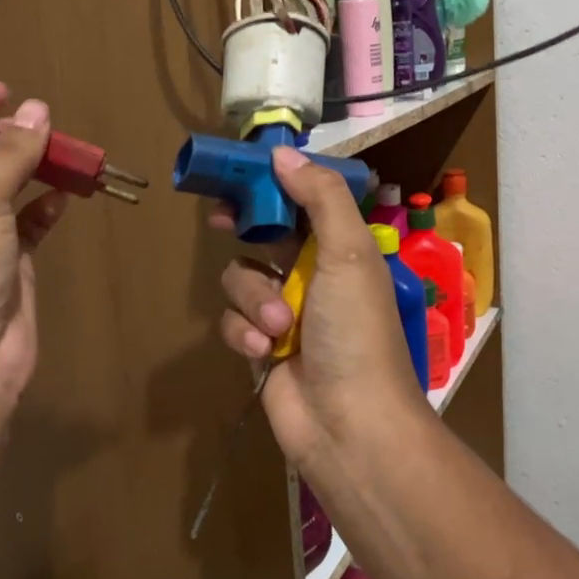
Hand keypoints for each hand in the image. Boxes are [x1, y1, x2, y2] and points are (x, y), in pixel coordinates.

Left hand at [0, 82, 66, 418]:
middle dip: (7, 138)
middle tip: (48, 125)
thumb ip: (10, 153)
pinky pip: (28, 226)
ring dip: (34, 170)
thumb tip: (37, 109)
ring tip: (69, 155)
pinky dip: (46, 209)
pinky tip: (66, 198)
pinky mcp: (5, 269)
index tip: (8, 91)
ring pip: (6, 190)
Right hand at [212, 147, 425, 468]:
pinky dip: (245, 332)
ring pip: (241, 277)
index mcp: (342, 248)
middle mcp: (313, 274)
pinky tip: (266, 352)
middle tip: (222, 218)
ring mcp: (285, 311)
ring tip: (279, 326)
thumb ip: (319, 197)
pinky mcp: (261, 346)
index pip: (303, 201)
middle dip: (245, 229)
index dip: (274, 184)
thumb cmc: (356, 331)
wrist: (351, 424)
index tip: (244, 170)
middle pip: (265, 234)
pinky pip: (234, 321)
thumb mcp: (350, 251)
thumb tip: (283, 154)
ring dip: (254, 298)